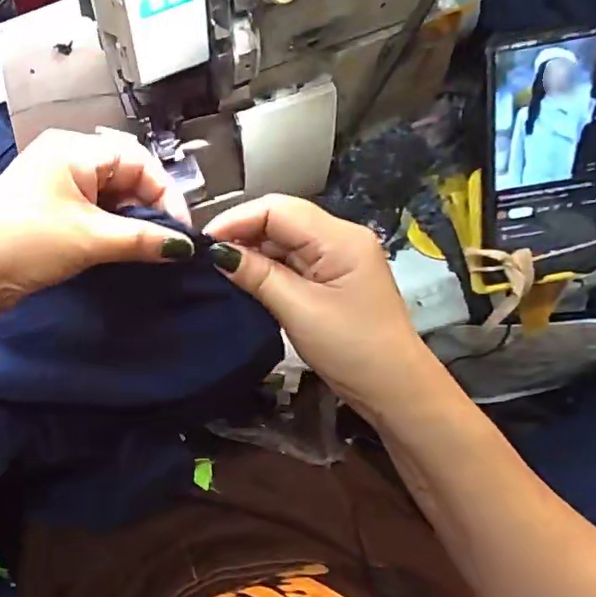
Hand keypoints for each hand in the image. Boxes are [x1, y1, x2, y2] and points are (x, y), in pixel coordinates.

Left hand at [0, 129, 193, 312]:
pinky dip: (104, 225)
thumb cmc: (25, 242)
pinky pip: (85, 207)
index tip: (181, 231)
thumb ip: (143, 240)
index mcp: (74, 147)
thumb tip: (184, 246)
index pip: (138, 160)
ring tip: (138, 246)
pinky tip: (111, 245)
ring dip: (125, 218)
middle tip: (161, 240)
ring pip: (105, 193)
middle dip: (146, 206)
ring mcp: (48, 180)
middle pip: (122, 174)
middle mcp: (61, 155)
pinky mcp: (40, 205)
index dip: (166, 194)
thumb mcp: (91, 239)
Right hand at [204, 195, 433, 407]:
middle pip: (279, 220)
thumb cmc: (352, 349)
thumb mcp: (299, 310)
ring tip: (216, 270)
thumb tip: (217, 253)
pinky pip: (289, 261)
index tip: (202, 245)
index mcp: (339, 238)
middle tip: (204, 259)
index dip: (236, 220)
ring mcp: (335, 258)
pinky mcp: (329, 278)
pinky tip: (242, 280)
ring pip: (281, 240)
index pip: (277, 209)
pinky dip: (263, 267)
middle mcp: (338, 238)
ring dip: (249, 252)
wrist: (393, 387)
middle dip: (240, 234)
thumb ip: (257, 276)